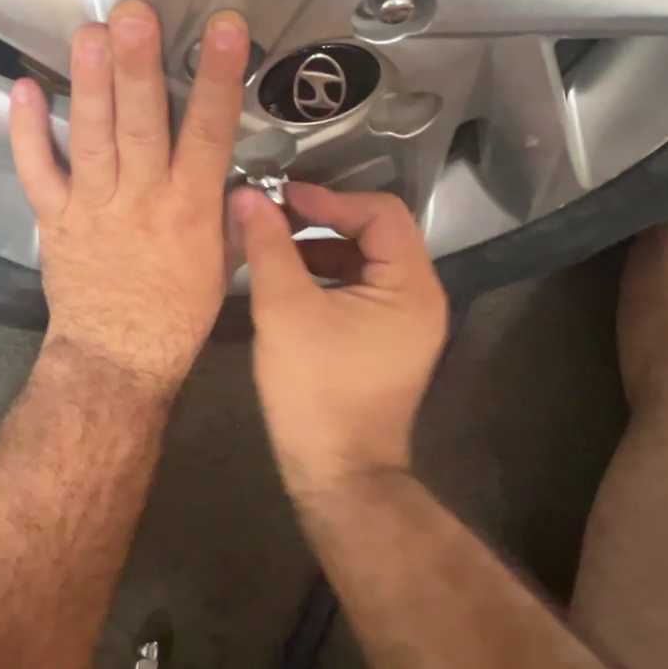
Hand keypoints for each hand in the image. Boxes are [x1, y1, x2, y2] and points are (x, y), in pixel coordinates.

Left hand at [9, 0, 249, 389]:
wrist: (119, 360)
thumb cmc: (177, 312)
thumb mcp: (224, 263)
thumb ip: (232, 212)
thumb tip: (243, 172)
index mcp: (192, 207)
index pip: (211, 132)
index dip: (219, 78)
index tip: (226, 30)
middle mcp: (143, 198)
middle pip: (143, 125)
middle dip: (139, 68)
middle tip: (134, 16)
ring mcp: (94, 205)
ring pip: (92, 139)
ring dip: (89, 85)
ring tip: (88, 35)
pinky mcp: (55, 217)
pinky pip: (38, 172)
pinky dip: (27, 133)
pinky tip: (22, 89)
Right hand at [231, 185, 448, 494]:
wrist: (337, 473)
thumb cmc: (315, 390)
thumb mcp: (284, 309)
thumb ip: (268, 245)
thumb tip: (247, 194)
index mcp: (411, 286)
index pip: (380, 212)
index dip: (329, 199)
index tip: (281, 198)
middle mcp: (421, 297)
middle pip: (377, 231)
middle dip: (324, 218)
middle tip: (276, 214)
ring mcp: (408, 321)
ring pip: (367, 258)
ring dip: (323, 244)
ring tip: (276, 243)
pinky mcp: (388, 338)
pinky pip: (362, 286)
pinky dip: (329, 273)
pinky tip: (290, 278)